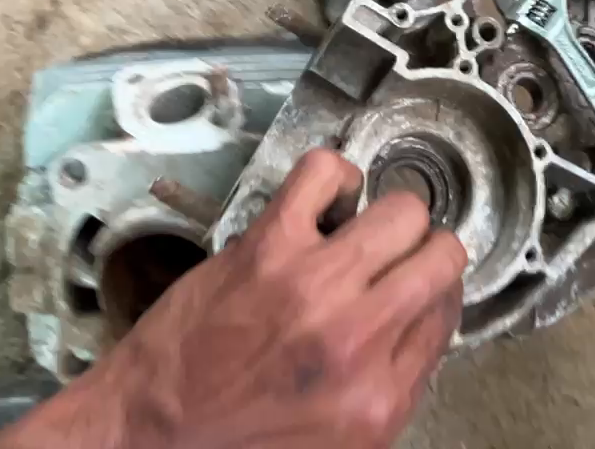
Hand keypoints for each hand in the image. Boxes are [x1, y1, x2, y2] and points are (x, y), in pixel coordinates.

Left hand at [0, 150, 466, 448]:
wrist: (147, 435)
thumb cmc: (243, 438)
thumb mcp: (344, 441)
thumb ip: (397, 378)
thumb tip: (427, 306)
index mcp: (380, 401)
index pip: (447, 307)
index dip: (434, 286)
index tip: (416, 278)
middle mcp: (357, 340)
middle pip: (441, 254)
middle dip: (423, 248)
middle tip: (393, 254)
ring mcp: (313, 286)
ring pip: (401, 211)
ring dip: (388, 215)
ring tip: (359, 229)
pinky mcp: (269, 244)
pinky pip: (327, 173)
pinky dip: (336, 176)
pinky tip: (326, 200)